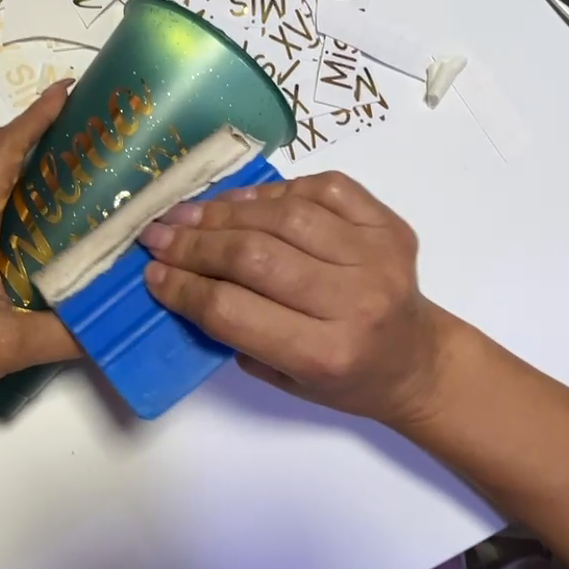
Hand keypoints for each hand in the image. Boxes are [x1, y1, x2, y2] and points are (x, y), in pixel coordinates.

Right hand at [137, 171, 450, 425]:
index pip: (232, 310)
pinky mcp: (388, 224)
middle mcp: (354, 301)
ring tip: (187, 212)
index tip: (150, 272)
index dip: (182, 287)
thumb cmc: (344, 380)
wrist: (418, 360)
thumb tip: (178, 274)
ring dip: (224, 211)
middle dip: (193, 243)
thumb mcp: (282, 377)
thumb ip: (233, 330)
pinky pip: (321, 188)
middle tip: (156, 234)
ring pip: (283, 216)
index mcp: (325, 353)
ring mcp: (376, 256)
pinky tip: (240, 201)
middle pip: (254, 257)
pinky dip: (273, 191)